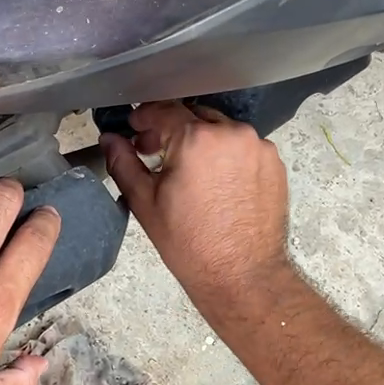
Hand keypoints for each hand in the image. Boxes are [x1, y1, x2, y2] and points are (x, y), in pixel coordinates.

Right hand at [101, 101, 292, 309]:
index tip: (134, 127)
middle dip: (172, 130)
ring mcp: (258, 146)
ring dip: (200, 142)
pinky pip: (243, 147)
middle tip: (154, 152)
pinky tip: (214, 183)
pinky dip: (225, 156)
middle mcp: (232, 133)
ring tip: (187, 172)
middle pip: (194, 116)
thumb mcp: (145, 202)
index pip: (164, 110)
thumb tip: (109, 140)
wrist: (241, 274)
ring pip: (220, 130)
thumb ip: (124, 163)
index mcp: (196, 139)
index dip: (144, 116)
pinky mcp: (274, 163)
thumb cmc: (189, 242)